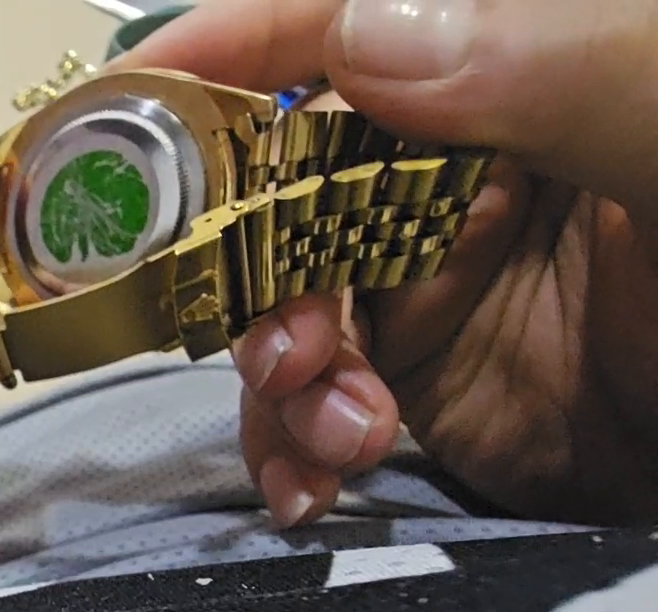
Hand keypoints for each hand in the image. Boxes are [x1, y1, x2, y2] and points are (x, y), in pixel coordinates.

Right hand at [119, 0, 657, 525]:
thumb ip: (565, 70)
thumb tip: (364, 34)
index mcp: (520, 82)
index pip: (349, 38)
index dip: (229, 49)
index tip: (126, 92)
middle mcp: (442, 178)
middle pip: (276, 203)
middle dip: (259, 289)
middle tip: (292, 359)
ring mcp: (404, 281)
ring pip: (270, 312)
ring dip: (282, 386)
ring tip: (342, 439)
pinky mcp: (387, 372)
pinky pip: (292, 398)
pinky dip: (286, 445)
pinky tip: (309, 485)